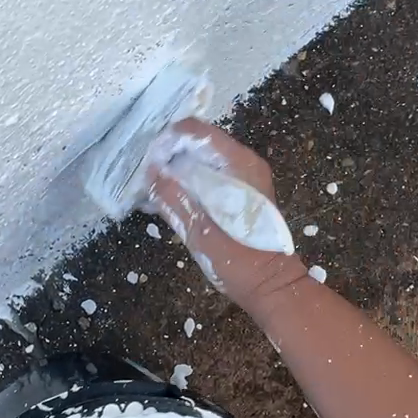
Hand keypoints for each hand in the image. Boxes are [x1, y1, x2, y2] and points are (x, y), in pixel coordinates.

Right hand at [147, 119, 308, 309]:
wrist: (272, 286)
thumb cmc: (240, 262)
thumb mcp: (200, 231)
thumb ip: (174, 197)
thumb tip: (151, 172)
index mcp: (238, 165)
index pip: (196, 131)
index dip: (167, 141)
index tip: (148, 162)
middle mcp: (243, 163)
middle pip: (197, 142)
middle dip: (168, 155)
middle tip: (144, 177)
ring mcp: (243, 176)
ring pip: (201, 159)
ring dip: (175, 170)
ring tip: (150, 189)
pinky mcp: (239, 192)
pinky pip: (208, 175)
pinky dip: (188, 182)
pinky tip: (167, 200)